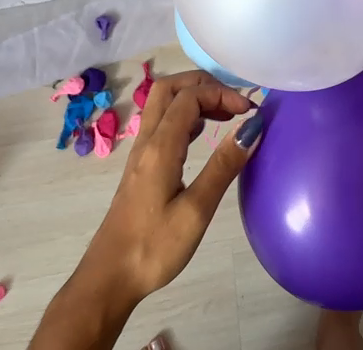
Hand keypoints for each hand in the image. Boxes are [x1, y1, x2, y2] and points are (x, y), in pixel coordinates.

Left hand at [29, 70, 263, 349]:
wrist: (109, 278)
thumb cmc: (153, 248)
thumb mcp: (196, 211)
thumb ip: (224, 166)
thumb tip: (252, 127)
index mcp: (160, 147)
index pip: (190, 96)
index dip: (222, 94)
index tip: (250, 112)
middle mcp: (147, 141)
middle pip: (170, 88)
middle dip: (205, 84)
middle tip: (235, 103)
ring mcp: (141, 153)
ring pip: (163, 103)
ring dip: (194, 97)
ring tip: (225, 114)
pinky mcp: (141, 166)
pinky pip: (162, 123)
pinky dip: (185, 115)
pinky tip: (203, 134)